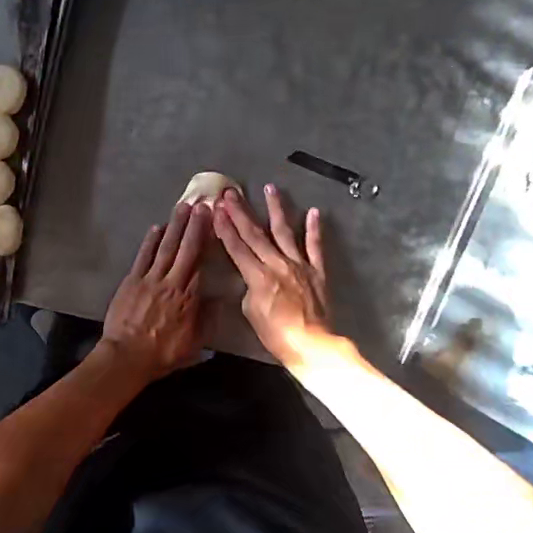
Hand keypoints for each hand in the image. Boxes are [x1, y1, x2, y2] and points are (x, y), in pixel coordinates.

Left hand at [101, 200, 209, 378]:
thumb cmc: (163, 352)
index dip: (207, 240)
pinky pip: (143, 256)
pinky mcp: (131, 280)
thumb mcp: (194, 342)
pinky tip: (157, 228)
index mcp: (188, 296)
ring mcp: (149, 279)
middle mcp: (171, 282)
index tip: (213, 222)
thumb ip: (208, 319)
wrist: (127, 356)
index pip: (201, 262)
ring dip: (174, 226)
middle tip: (201, 204)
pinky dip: (150, 241)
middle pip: (185, 248)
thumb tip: (220, 299)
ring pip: (165, 247)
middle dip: (194, 225)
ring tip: (183, 207)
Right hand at [213, 185, 334, 366]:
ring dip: (276, 208)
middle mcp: (277, 264)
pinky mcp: (316, 271)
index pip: (236, 247)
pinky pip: (315, 247)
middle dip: (241, 212)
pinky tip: (313, 212)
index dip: (225, 227)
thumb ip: (249, 288)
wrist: (311, 344)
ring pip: (284, 231)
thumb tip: (252, 276)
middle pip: (255, 234)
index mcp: (257, 276)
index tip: (216, 210)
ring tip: (270, 188)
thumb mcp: (250, 312)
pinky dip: (314, 229)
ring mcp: (299, 265)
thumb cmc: (275, 334)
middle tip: (231, 193)